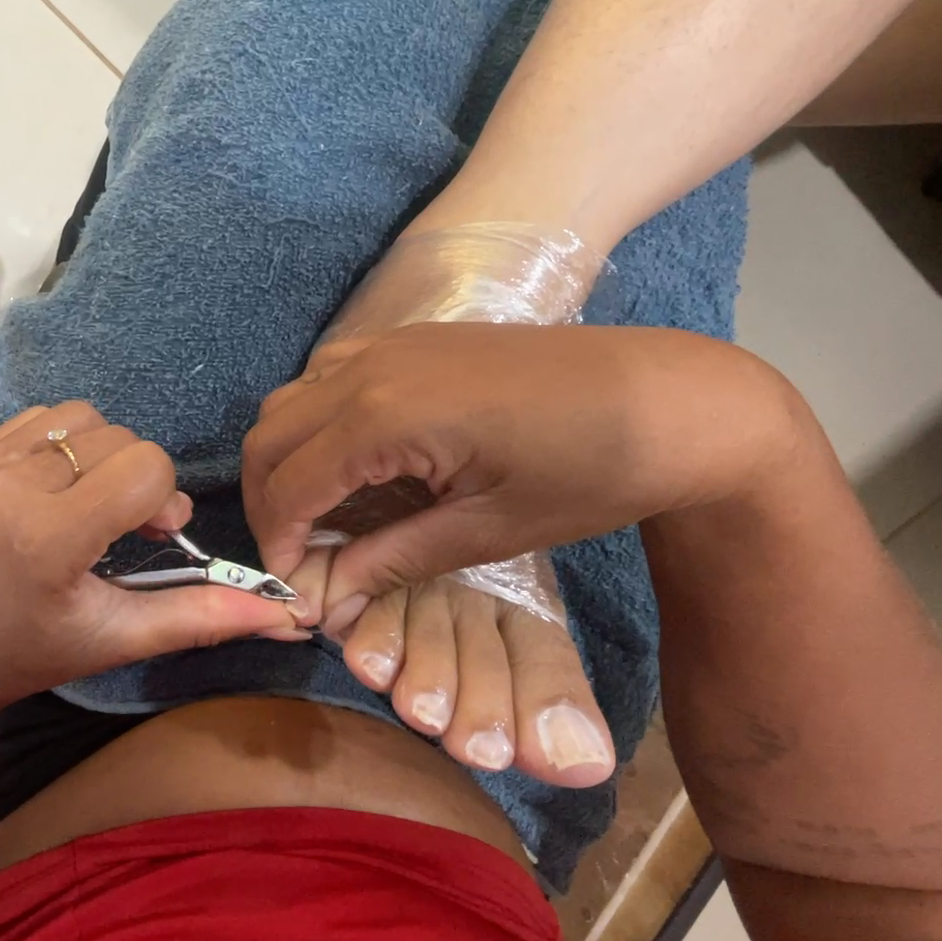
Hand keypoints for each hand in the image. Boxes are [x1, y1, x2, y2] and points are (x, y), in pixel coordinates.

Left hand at [0, 402, 303, 731]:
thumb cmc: (27, 655)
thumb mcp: (115, 638)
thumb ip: (200, 616)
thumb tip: (287, 614)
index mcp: (47, 537)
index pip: (145, 467)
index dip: (163, 499)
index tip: (153, 535)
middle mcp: (9, 486)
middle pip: (120, 439)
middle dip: (138, 480)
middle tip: (124, 528)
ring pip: (82, 418)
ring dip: (103, 454)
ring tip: (90, 503)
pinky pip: (41, 418)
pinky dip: (65, 444)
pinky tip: (56, 488)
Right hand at [242, 323, 798, 611]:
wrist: (675, 399)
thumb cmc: (589, 473)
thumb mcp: (487, 532)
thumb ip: (388, 560)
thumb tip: (321, 599)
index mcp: (384, 415)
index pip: (288, 485)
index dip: (276, 543)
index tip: (291, 588)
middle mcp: (364, 368)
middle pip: (268, 438)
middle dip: (265, 503)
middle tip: (294, 555)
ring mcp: (382, 345)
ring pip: (286, 404)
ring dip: (284, 461)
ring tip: (315, 514)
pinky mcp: (403, 341)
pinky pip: (321, 380)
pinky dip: (311, 426)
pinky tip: (348, 461)